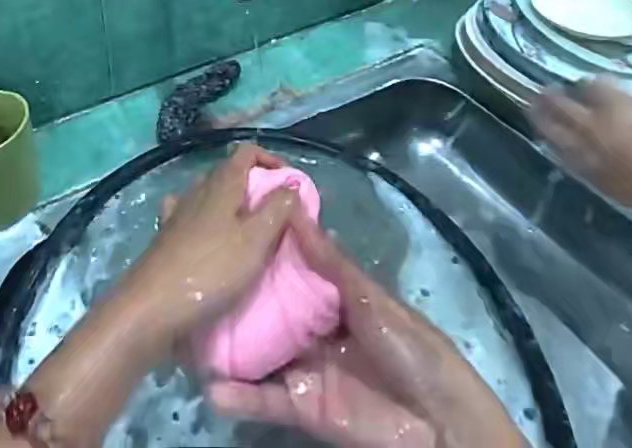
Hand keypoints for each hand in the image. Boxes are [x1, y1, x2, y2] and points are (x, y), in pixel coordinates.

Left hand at [124, 144, 302, 338]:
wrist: (152, 306)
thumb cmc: (211, 270)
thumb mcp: (255, 241)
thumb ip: (278, 209)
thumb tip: (293, 182)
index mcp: (222, 183)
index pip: (247, 151)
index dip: (270, 160)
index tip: (290, 184)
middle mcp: (199, 188)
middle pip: (230, 171)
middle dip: (255, 184)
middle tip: (277, 214)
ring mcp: (179, 210)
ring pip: (211, 192)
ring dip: (232, 202)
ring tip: (249, 229)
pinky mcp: (167, 233)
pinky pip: (191, 213)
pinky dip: (206, 218)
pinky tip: (210, 234)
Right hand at [208, 216, 525, 447]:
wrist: (440, 423)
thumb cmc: (409, 346)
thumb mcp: (369, 297)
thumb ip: (329, 260)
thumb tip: (294, 209)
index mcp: (334, 300)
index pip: (290, 274)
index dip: (263, 258)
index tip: (227, 236)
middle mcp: (315, 331)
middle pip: (270, 313)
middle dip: (238, 303)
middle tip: (197, 286)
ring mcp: (306, 369)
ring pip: (260, 353)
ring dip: (230, 347)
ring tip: (191, 338)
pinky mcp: (304, 408)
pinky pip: (267, 398)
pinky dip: (241, 396)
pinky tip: (212, 387)